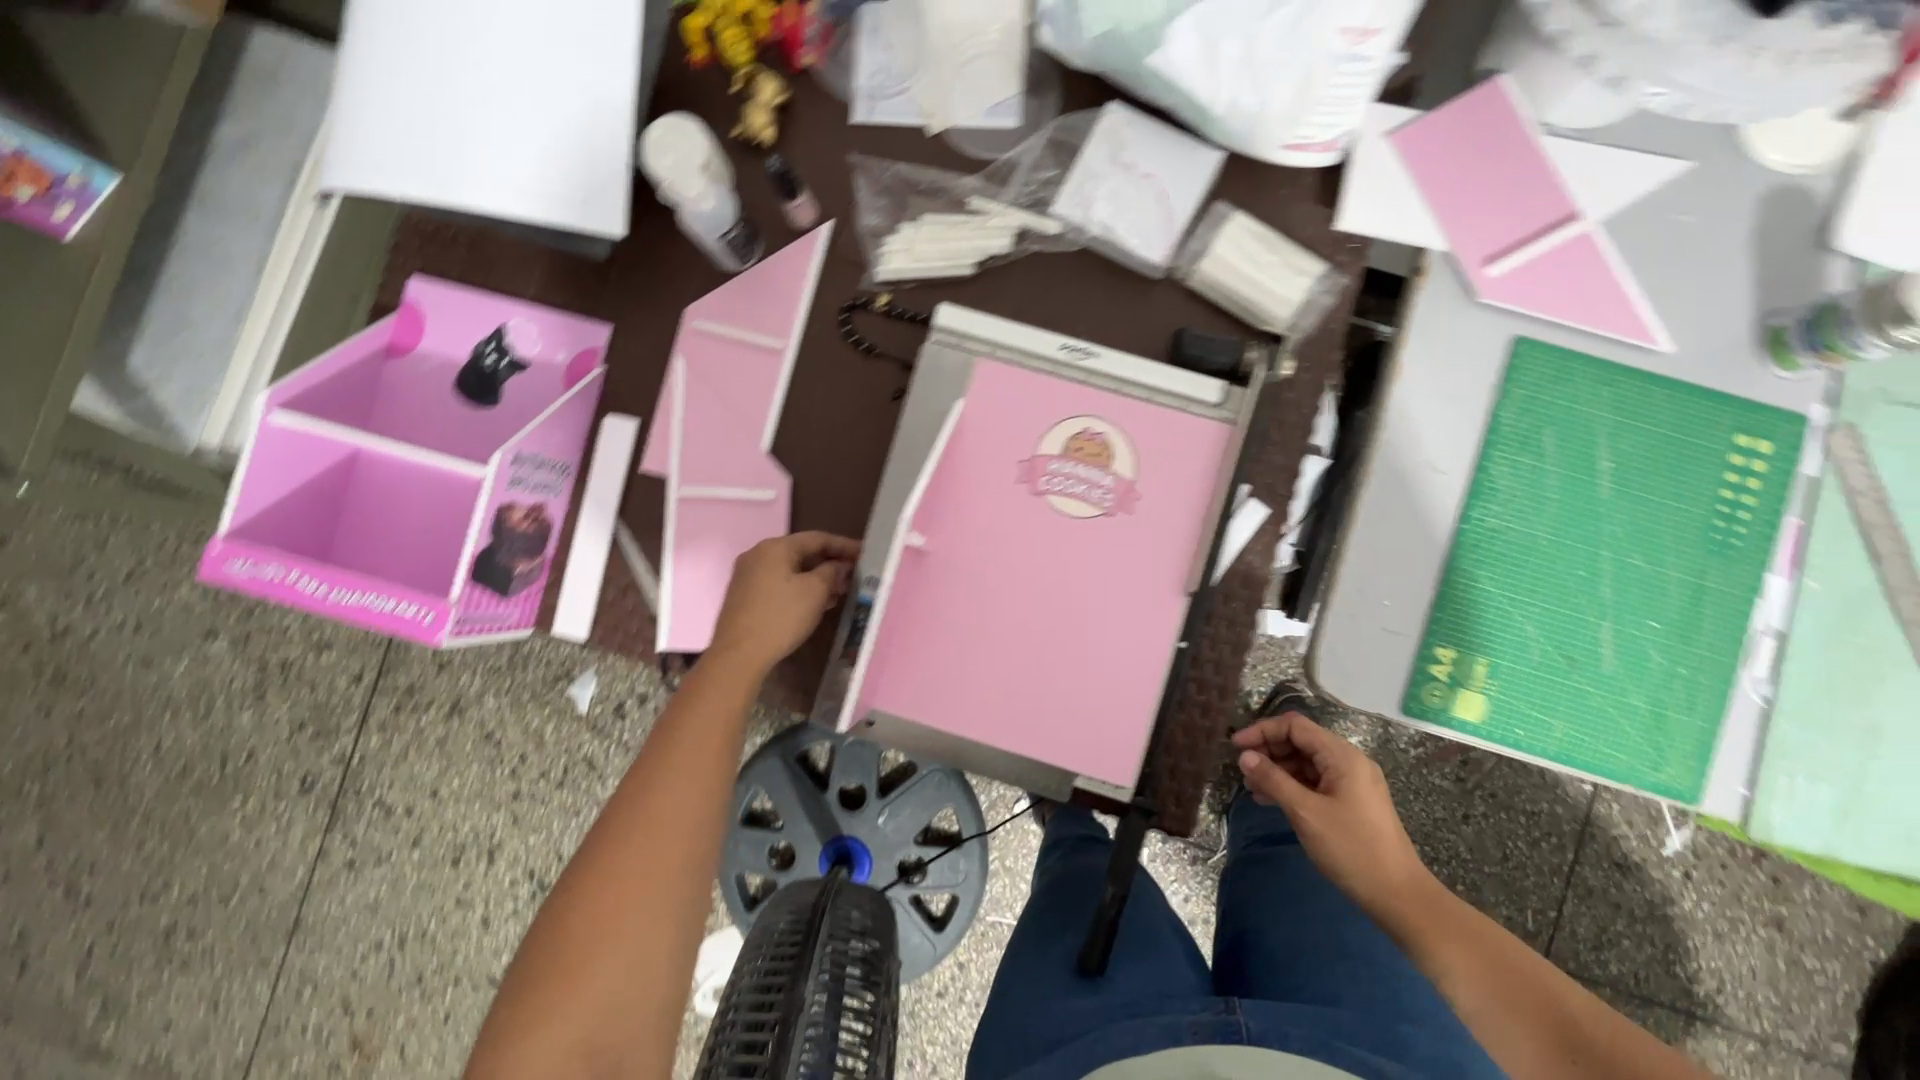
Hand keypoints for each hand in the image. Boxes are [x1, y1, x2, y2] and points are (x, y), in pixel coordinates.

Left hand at [708, 532, 860, 675]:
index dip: (844, 545)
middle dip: (830, 564)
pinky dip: (800, 589)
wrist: (738, 654)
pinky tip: (817, 604)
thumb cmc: (781, 617)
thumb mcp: (815, 592)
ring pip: (790, 570)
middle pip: (802, 553)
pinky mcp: (745, 596)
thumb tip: (840, 565)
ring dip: (816, 579)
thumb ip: (832, 572)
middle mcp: (758, 555)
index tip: (864, 554)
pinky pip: (779, 584)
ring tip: (841, 592)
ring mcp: (748, 575)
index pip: (817, 538)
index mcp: (775, 547)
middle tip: (854, 575)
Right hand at [1233, 713, 1436, 916]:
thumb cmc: (1351, 848)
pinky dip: (1291, 786)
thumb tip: (1244, 756)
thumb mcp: (1305, 812)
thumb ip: (1273, 780)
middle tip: (1242, 770)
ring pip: (1306, 763)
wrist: (1396, 893)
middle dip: (1269, 751)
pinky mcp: (1349, 801)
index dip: (1263, 730)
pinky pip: (1314, 782)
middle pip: (1301, 741)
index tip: (1236, 747)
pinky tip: (1269, 800)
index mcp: (1342, 756)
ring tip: (1251, 787)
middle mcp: (1348, 762)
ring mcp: (1350, 782)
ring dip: (1277, 770)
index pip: (1296, 726)